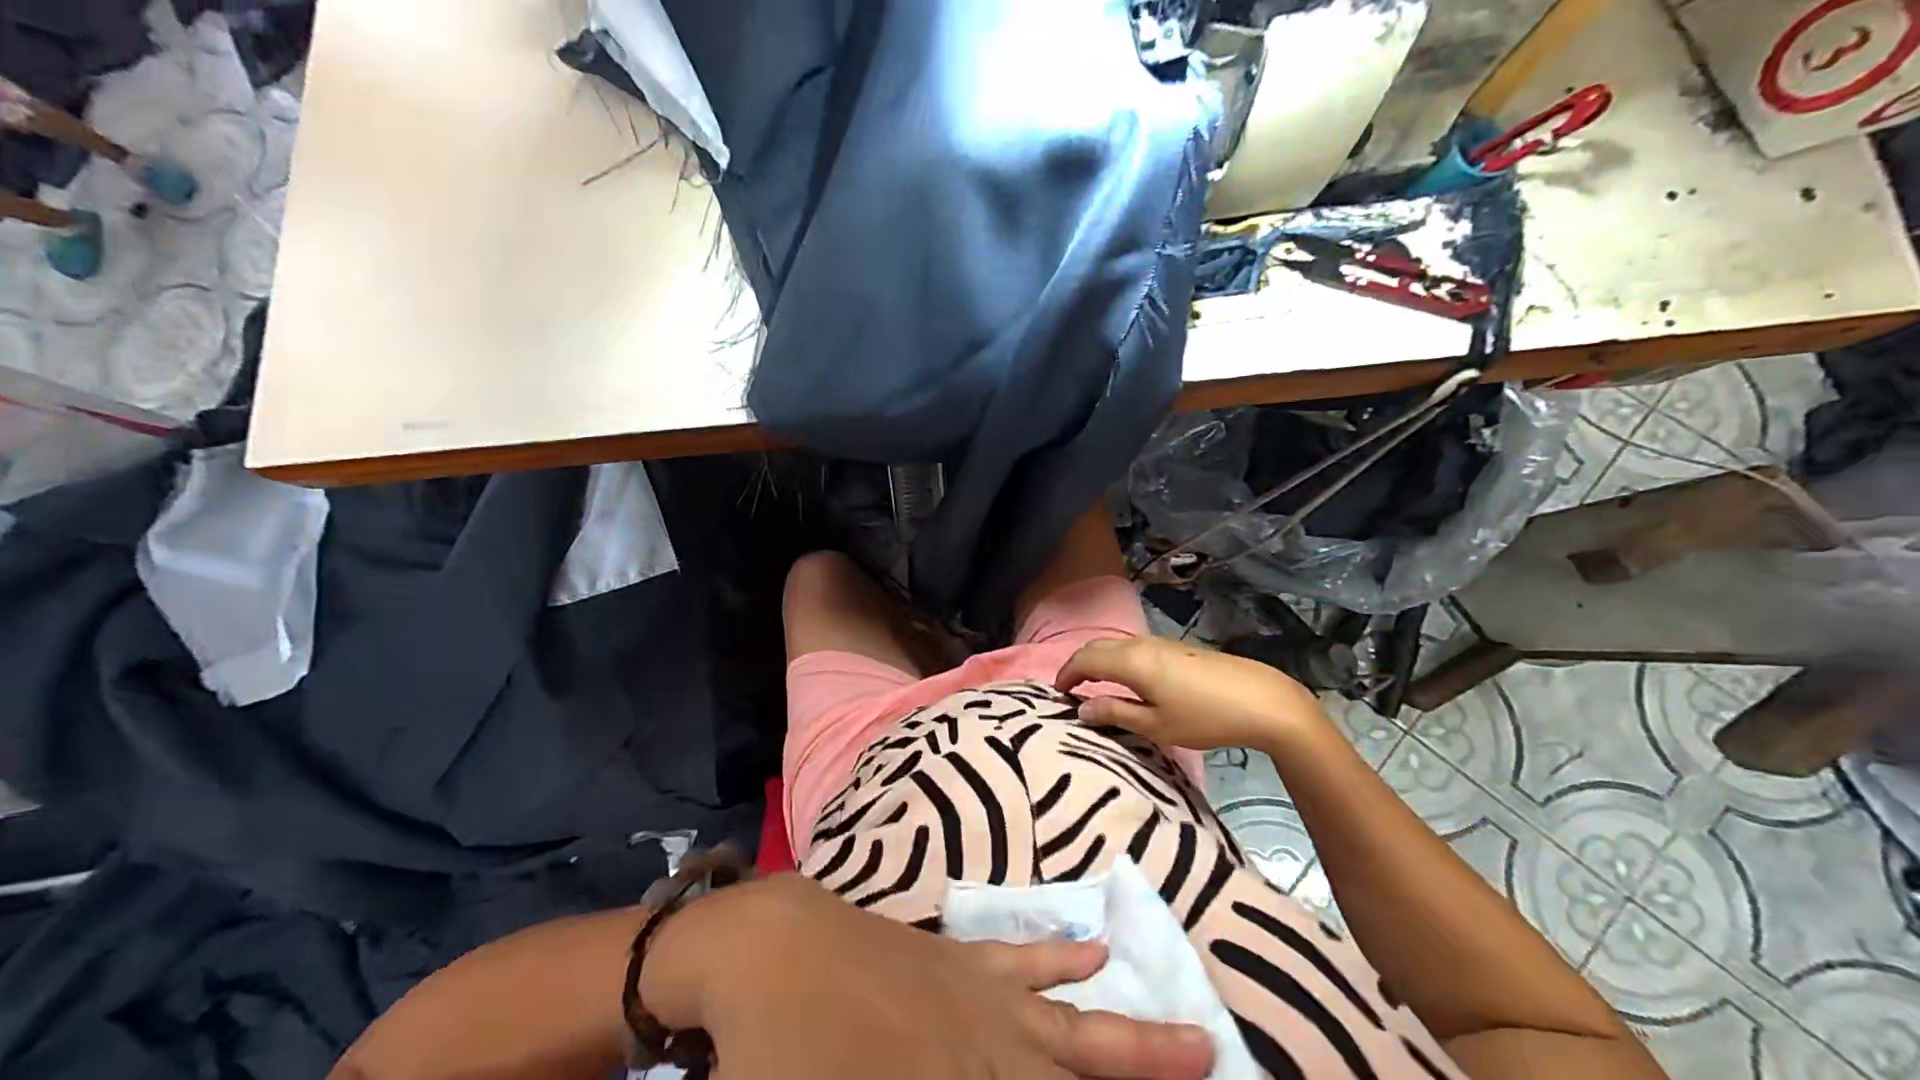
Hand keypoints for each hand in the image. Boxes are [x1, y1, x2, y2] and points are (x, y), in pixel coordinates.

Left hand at [643, 875, 1214, 1078]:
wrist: (763, 948)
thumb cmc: (775, 1054)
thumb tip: (967, 1074)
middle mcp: (984, 1052)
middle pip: (1079, 1074)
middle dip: (1143, 1075)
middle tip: (1214, 1069)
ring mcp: (974, 998)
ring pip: (1070, 1023)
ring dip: (1132, 1037)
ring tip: (1195, 1042)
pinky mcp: (954, 957)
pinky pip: (1024, 961)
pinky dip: (1063, 960)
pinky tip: (1095, 947)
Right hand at [1055, 635, 1325, 751]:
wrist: (1263, 701)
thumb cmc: (1204, 718)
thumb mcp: (1155, 725)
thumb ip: (1115, 713)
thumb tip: (1082, 709)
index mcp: (1131, 661)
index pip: (1085, 660)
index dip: (1066, 674)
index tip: (1056, 693)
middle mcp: (1141, 645)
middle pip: (1098, 647)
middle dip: (1078, 664)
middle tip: (1069, 688)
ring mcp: (1162, 643)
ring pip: (1117, 645)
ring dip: (1099, 661)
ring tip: (1094, 686)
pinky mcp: (1178, 648)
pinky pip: (1135, 648)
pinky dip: (1119, 660)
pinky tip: (1127, 680)